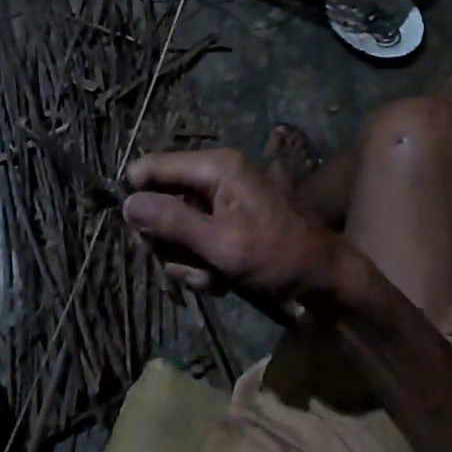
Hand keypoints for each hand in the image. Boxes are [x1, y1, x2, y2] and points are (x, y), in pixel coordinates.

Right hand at [121, 148, 347, 305]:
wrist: (324, 283)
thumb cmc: (277, 258)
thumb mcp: (221, 244)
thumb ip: (171, 222)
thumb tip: (126, 203)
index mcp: (215, 167)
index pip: (150, 168)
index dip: (137, 199)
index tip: (140, 235)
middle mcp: (213, 176)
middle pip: (158, 201)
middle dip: (167, 240)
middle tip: (188, 263)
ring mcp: (217, 201)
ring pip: (171, 228)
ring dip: (185, 259)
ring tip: (212, 276)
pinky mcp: (222, 222)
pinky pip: (190, 240)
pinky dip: (199, 264)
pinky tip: (219, 279)